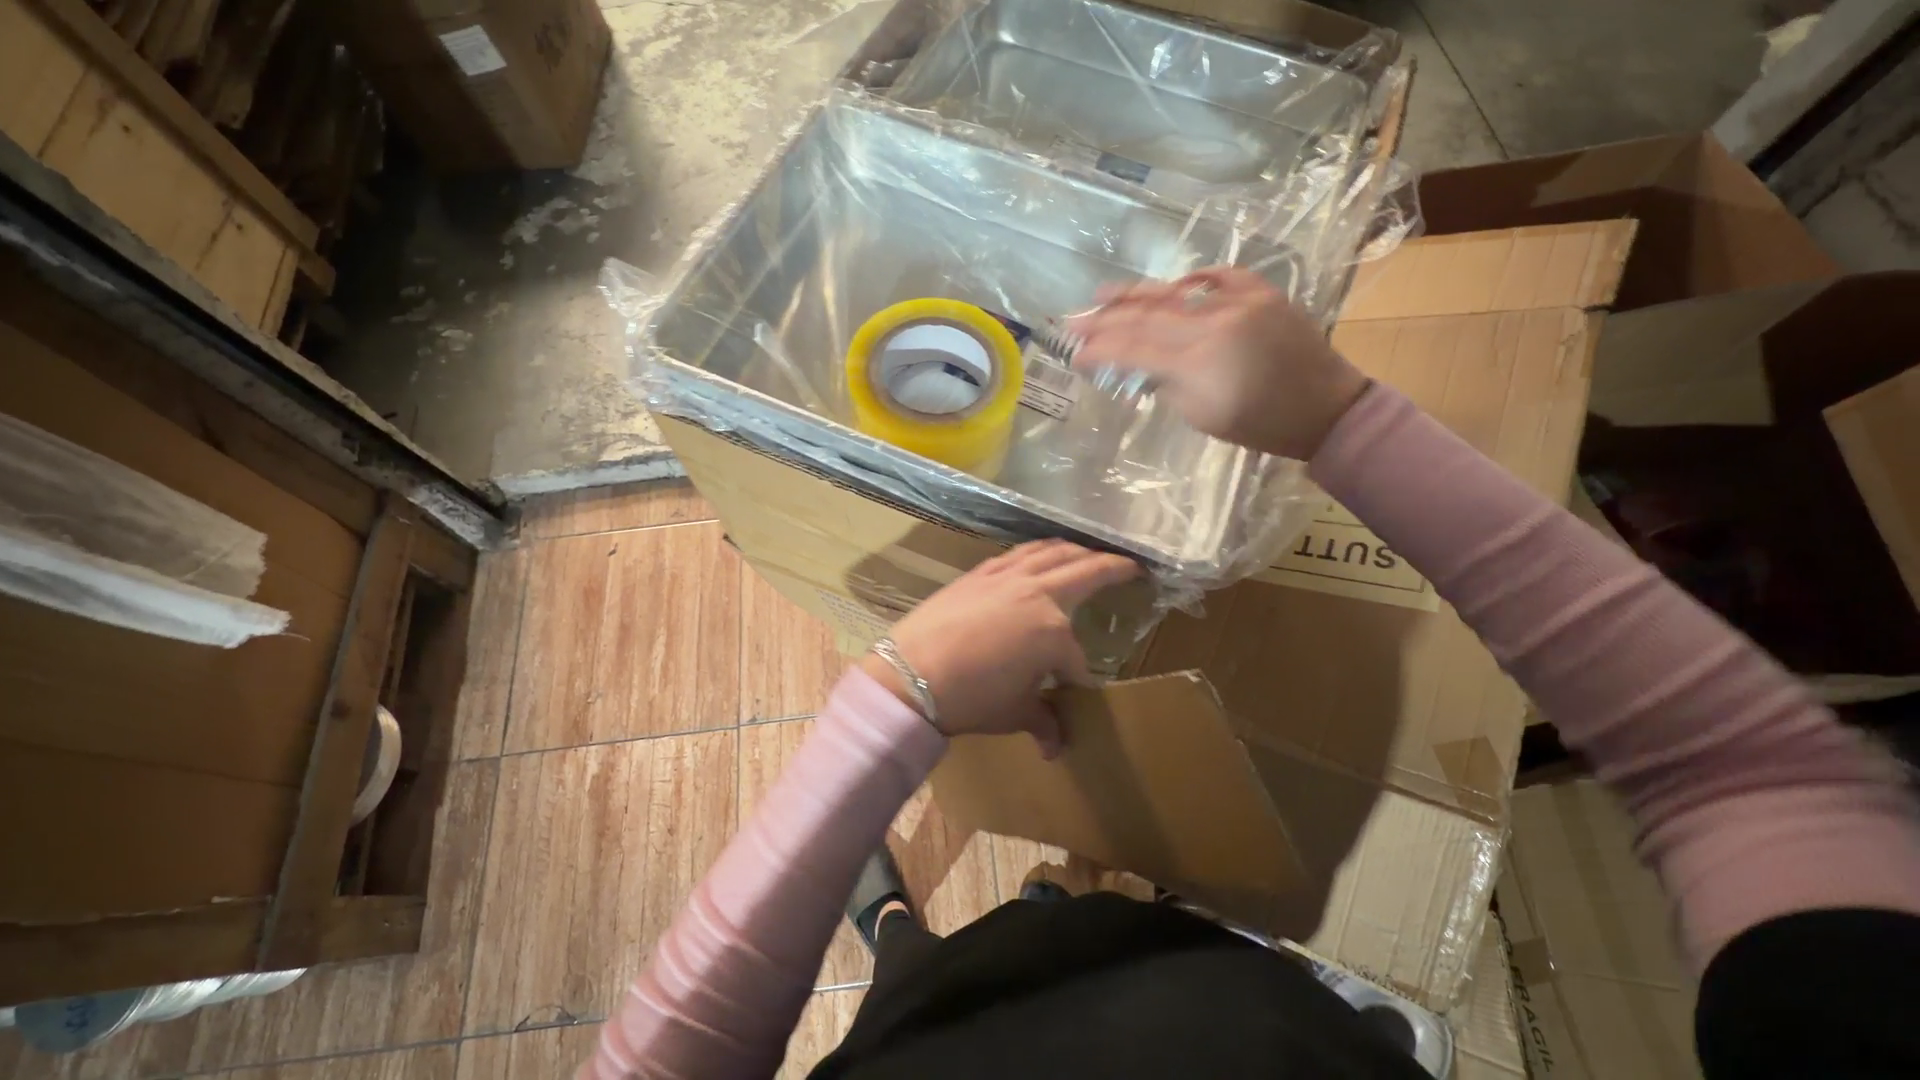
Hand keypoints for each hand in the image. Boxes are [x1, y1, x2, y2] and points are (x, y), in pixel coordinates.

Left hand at [858, 540, 1138, 756]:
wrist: (909, 676)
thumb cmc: (970, 698)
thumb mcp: (1014, 712)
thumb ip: (1043, 722)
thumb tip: (1055, 748)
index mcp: (1054, 631)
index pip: (1078, 658)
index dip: (1079, 678)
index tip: (1076, 692)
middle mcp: (1037, 593)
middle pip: (1086, 572)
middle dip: (1114, 568)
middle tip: (1132, 565)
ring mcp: (1007, 577)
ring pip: (1052, 552)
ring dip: (1076, 550)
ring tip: (1089, 552)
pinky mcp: (979, 572)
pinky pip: (1018, 552)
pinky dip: (1038, 549)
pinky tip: (1039, 554)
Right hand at [1066, 266, 1370, 459]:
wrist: (1325, 408)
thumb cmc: (1261, 426)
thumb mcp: (1203, 417)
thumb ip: (1167, 385)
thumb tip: (1140, 365)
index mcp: (1199, 362)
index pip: (1135, 348)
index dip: (1100, 348)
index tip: (1075, 353)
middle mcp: (1215, 323)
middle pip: (1147, 315)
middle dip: (1106, 319)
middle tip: (1073, 320)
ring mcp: (1241, 301)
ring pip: (1175, 292)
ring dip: (1135, 294)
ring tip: (1102, 295)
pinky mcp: (1263, 292)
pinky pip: (1219, 277)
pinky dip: (1191, 279)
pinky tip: (1171, 284)